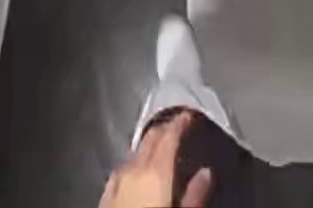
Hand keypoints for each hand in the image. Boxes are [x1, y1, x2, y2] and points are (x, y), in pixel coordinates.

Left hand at [99, 110, 213, 207]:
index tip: (192, 115)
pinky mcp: (106, 196)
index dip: (181, 122)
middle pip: (151, 138)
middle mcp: (133, 169)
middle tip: (180, 126)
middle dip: (166, 129)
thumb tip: (206, 174)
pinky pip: (125, 169)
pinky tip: (142, 172)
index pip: (169, 134)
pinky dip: (138, 163)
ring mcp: (115, 181)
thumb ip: (195, 197)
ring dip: (151, 146)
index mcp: (155, 172)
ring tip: (165, 148)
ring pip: (137, 152)